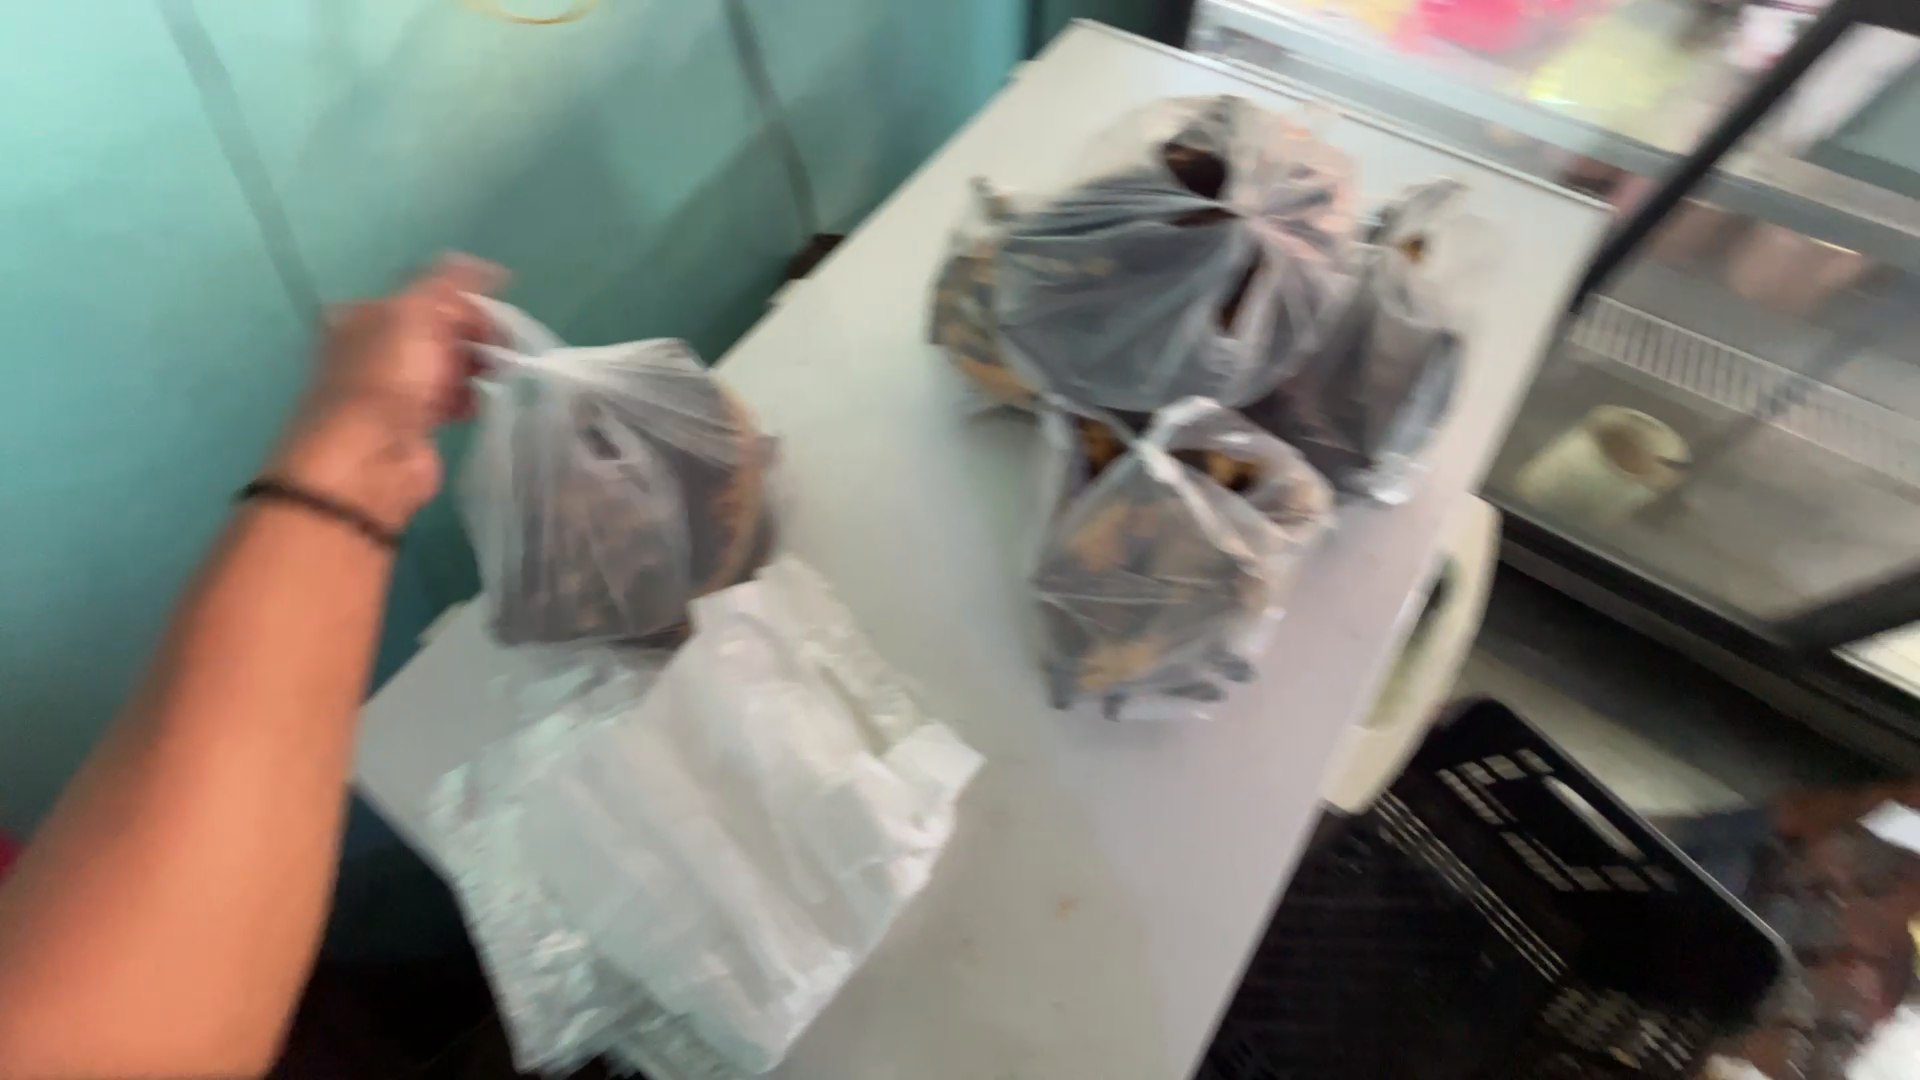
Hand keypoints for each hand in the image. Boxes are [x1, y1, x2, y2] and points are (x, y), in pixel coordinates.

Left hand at [266, 255, 506, 533]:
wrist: (372, 454)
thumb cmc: (389, 377)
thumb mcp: (416, 313)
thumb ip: (450, 284)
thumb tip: (489, 266)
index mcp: (367, 316)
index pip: (428, 298)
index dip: (467, 303)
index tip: (500, 318)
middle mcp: (378, 348)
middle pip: (441, 332)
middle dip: (478, 336)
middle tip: (508, 349)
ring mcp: (397, 387)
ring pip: (450, 366)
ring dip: (479, 368)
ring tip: (505, 375)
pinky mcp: (418, 421)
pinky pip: (455, 399)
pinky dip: (474, 397)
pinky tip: (487, 401)